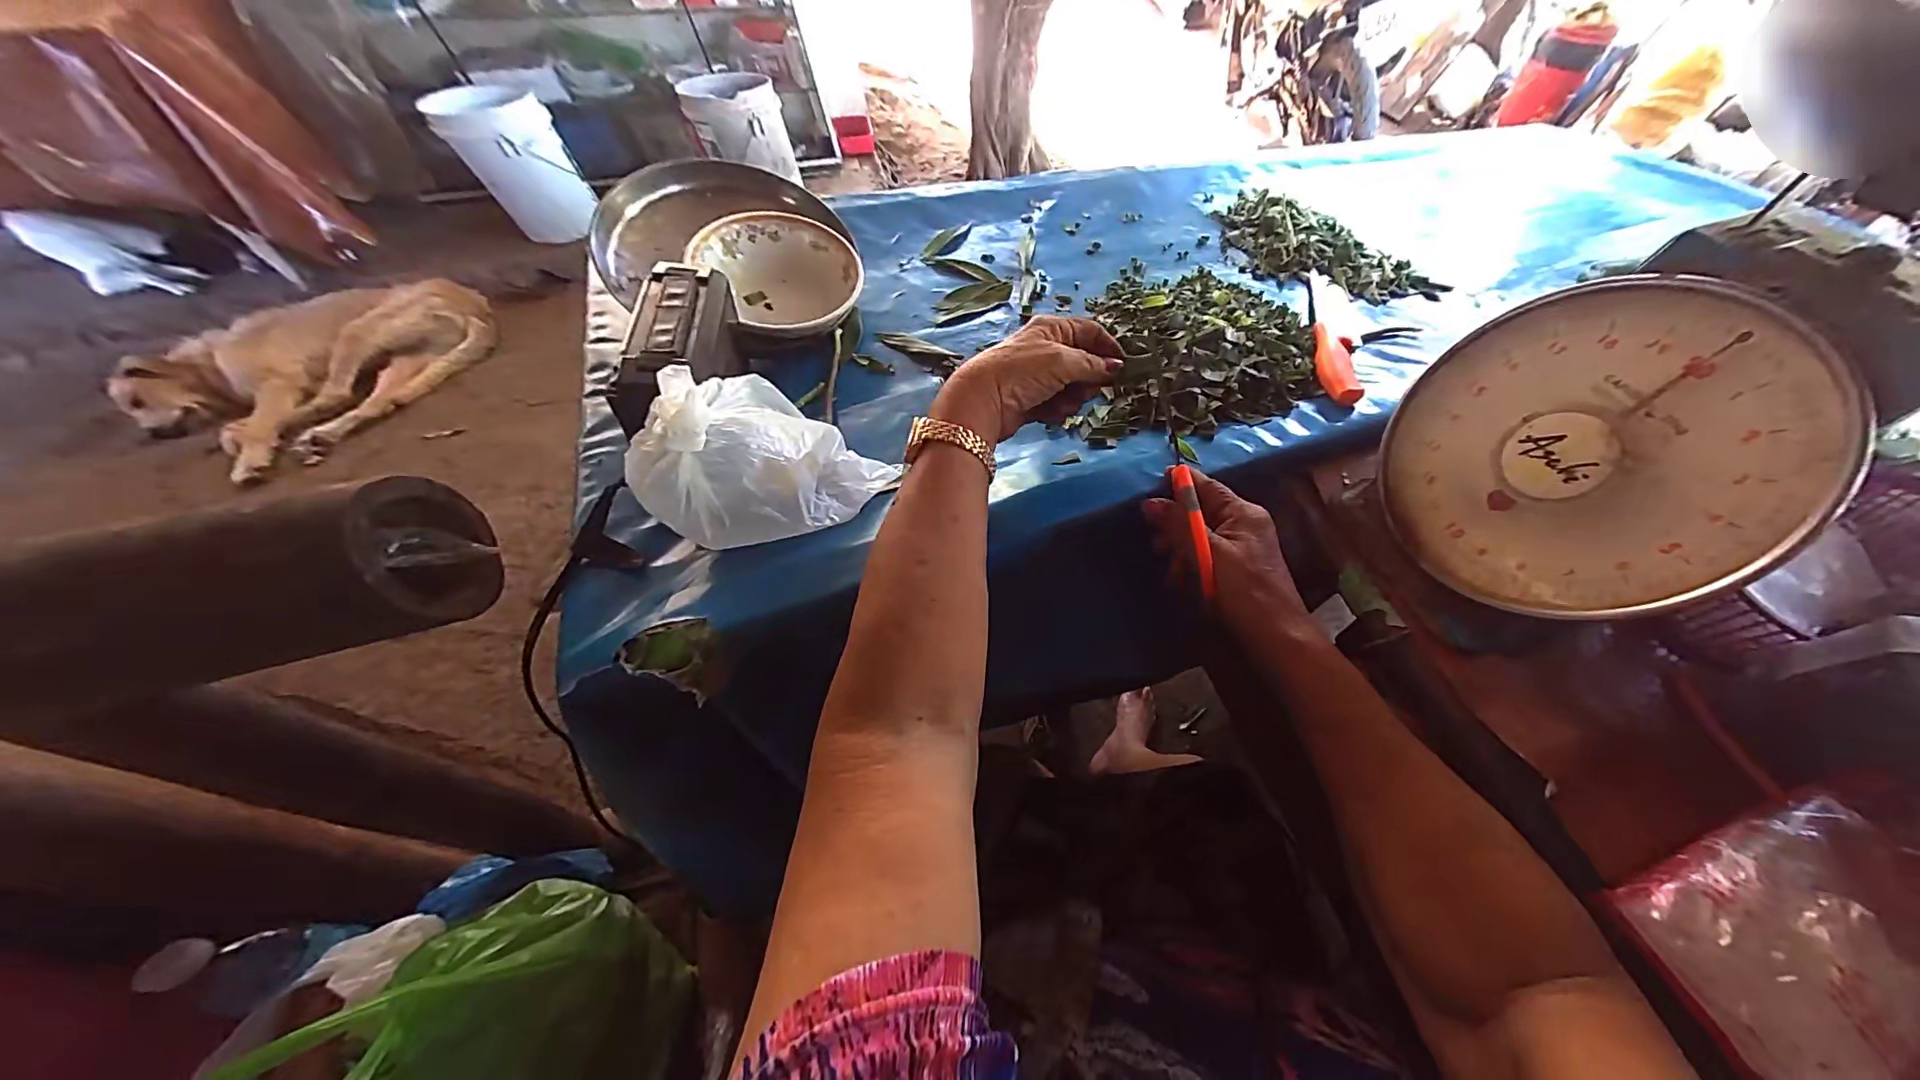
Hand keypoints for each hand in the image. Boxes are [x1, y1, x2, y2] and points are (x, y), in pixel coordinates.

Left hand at [929, 316, 1123, 442]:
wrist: (983, 401)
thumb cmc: (1021, 371)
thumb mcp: (1063, 361)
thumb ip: (1093, 364)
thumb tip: (1116, 367)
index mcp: (1052, 329)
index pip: (1090, 331)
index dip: (1107, 348)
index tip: (1122, 367)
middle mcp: (1045, 349)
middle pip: (1083, 364)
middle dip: (1088, 380)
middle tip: (1087, 390)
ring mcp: (1037, 376)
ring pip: (1072, 388)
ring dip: (1072, 399)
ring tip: (1061, 403)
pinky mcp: (1031, 400)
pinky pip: (1057, 404)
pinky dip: (1057, 410)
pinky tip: (1049, 413)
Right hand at [1142, 469, 1307, 636]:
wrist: (1274, 637)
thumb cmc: (1243, 590)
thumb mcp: (1207, 552)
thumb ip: (1179, 524)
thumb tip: (1151, 502)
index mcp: (1243, 513)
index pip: (1206, 486)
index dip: (1178, 484)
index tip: (1149, 489)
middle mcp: (1242, 525)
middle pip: (1199, 511)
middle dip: (1174, 523)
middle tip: (1156, 541)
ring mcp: (1238, 548)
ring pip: (1197, 536)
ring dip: (1178, 547)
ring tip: (1166, 564)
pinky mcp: (1232, 570)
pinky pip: (1203, 556)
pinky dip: (1188, 564)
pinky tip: (1179, 579)